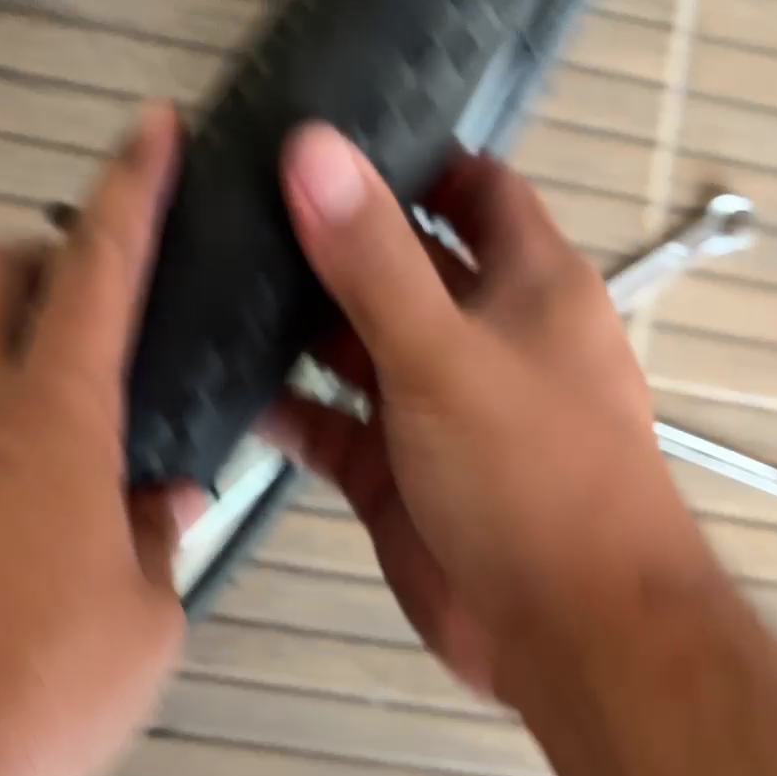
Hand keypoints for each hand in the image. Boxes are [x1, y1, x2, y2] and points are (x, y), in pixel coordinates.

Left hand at [0, 104, 193, 775]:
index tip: (150, 137)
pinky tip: (25, 512)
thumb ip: (158, 541)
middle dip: (42, 260)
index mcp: (53, 423)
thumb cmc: (35, 689)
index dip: (133, 192)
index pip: (99, 270)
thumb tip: (161, 502)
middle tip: (94, 306)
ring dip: (12, 361)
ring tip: (78, 438)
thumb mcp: (144, 621)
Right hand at [268, 125, 706, 696]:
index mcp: (524, 288)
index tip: (319, 148)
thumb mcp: (446, 356)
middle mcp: (478, 341)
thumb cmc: (531, 474)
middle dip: (326, 249)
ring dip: (296, 333)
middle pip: (396, 273)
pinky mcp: (392, 475)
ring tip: (214, 295)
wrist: (562, 627)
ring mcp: (431, 412)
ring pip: (354, 353)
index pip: (472, 192)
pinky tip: (231, 392)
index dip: (408, 163)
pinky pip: (331, 428)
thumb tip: (311, 151)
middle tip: (233, 218)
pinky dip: (289, 412)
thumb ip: (374, 261)